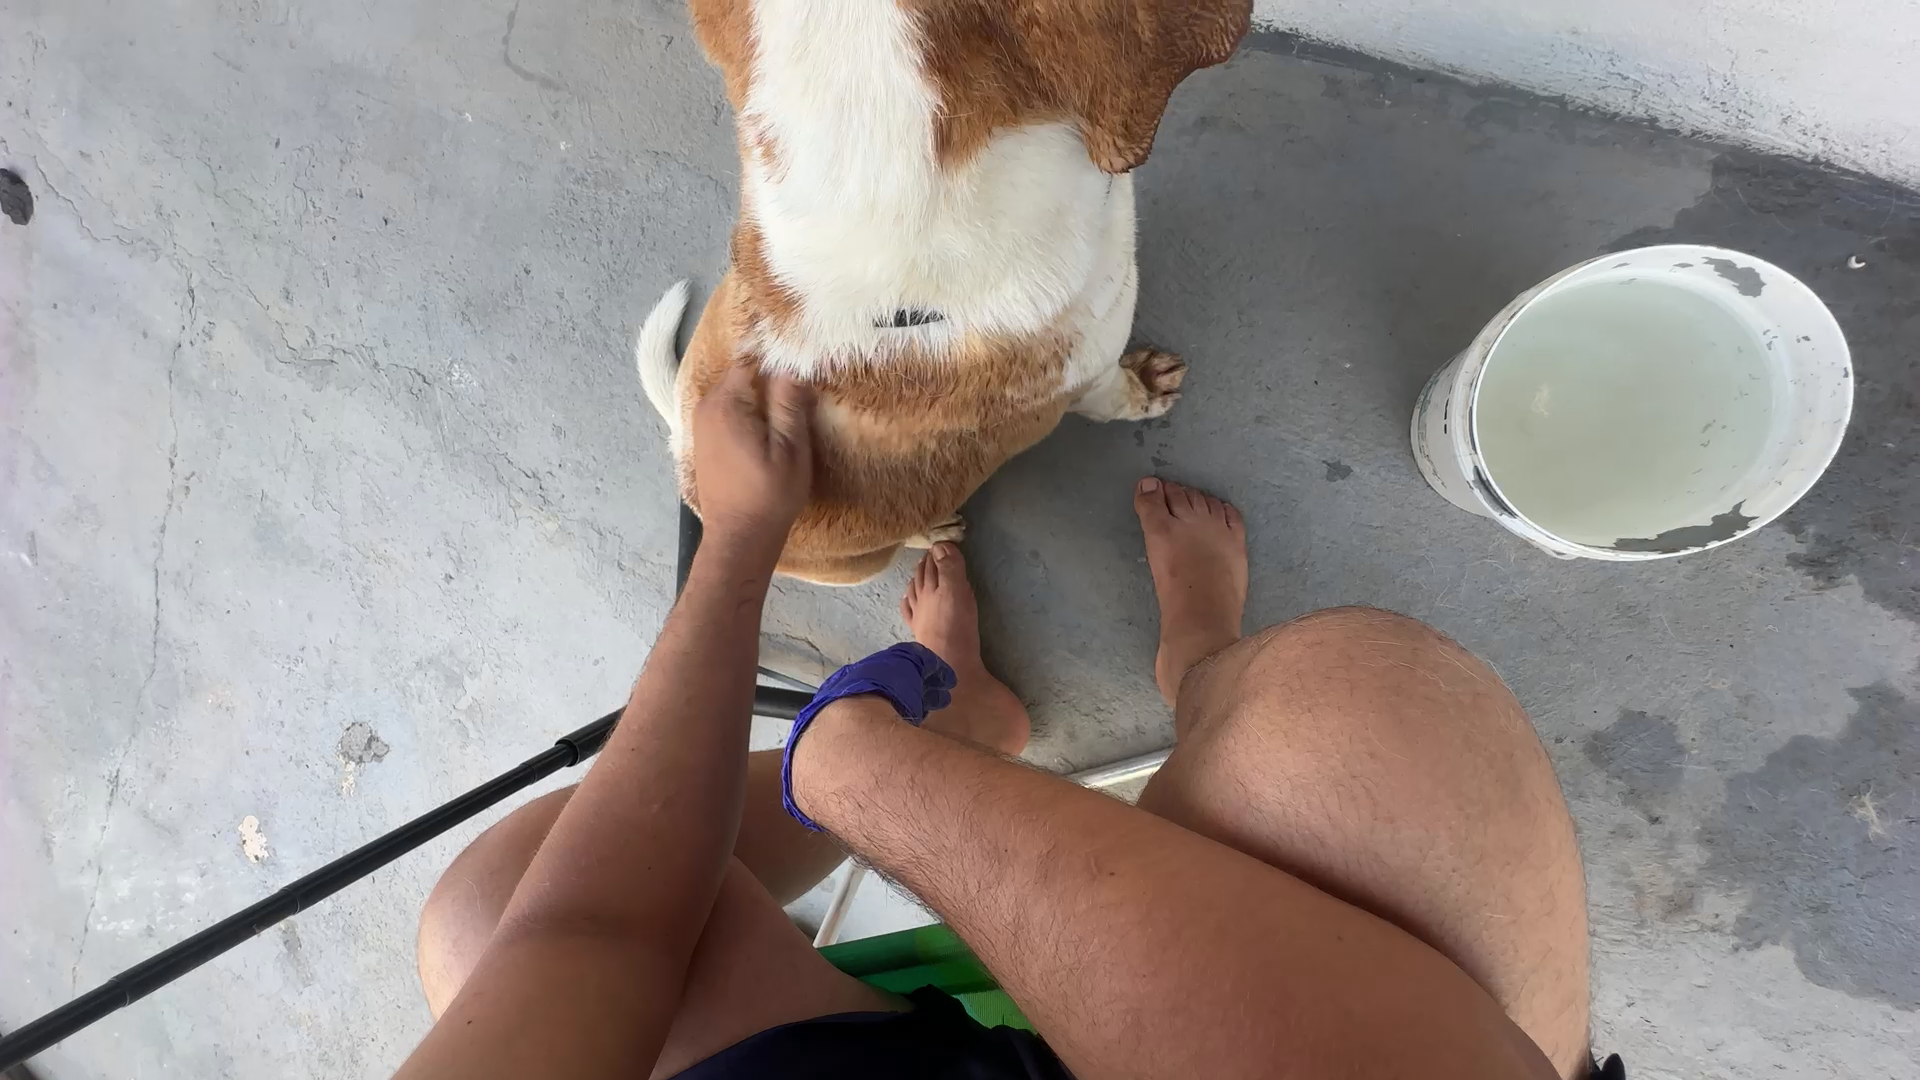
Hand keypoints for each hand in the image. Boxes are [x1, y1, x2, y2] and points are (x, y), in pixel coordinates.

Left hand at [691, 359, 813, 550]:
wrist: (739, 538)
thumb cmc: (769, 497)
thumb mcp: (790, 449)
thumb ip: (789, 403)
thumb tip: (793, 365)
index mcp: (727, 404)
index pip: (752, 360)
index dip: (780, 362)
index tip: (805, 372)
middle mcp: (706, 407)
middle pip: (743, 375)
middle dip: (772, 380)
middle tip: (803, 396)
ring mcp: (702, 424)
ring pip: (737, 393)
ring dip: (762, 399)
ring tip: (790, 414)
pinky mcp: (706, 439)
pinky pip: (730, 411)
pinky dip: (750, 413)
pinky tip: (770, 432)